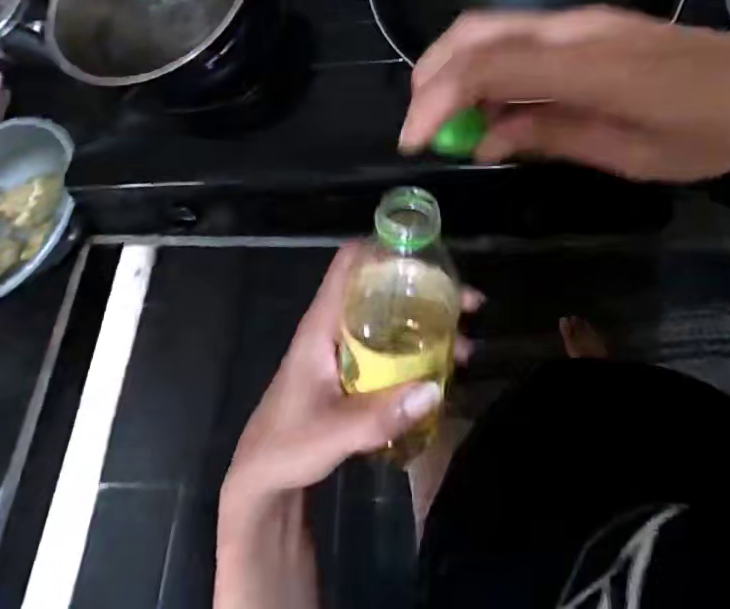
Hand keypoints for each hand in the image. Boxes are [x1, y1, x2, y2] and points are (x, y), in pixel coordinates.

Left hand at [222, 244, 479, 513]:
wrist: (263, 482)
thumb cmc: (286, 445)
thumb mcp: (333, 433)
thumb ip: (379, 416)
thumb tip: (435, 388)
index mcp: (323, 324)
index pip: (350, 263)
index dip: (385, 248)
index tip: (430, 256)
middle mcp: (338, 327)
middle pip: (384, 288)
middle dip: (429, 290)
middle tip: (467, 305)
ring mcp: (347, 349)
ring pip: (394, 318)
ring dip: (431, 323)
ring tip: (466, 345)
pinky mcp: (356, 372)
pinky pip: (394, 346)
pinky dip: (422, 349)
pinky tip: (446, 369)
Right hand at [399, 8, 729, 180]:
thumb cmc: (714, 134)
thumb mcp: (632, 154)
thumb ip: (553, 137)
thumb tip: (485, 139)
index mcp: (589, 65)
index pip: (486, 66)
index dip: (437, 100)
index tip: (413, 142)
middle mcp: (578, 27)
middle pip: (478, 31)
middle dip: (435, 74)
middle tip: (424, 125)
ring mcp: (587, 19)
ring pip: (497, 29)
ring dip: (461, 68)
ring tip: (453, 122)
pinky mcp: (597, 24)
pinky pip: (527, 39)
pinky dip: (496, 67)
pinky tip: (499, 106)